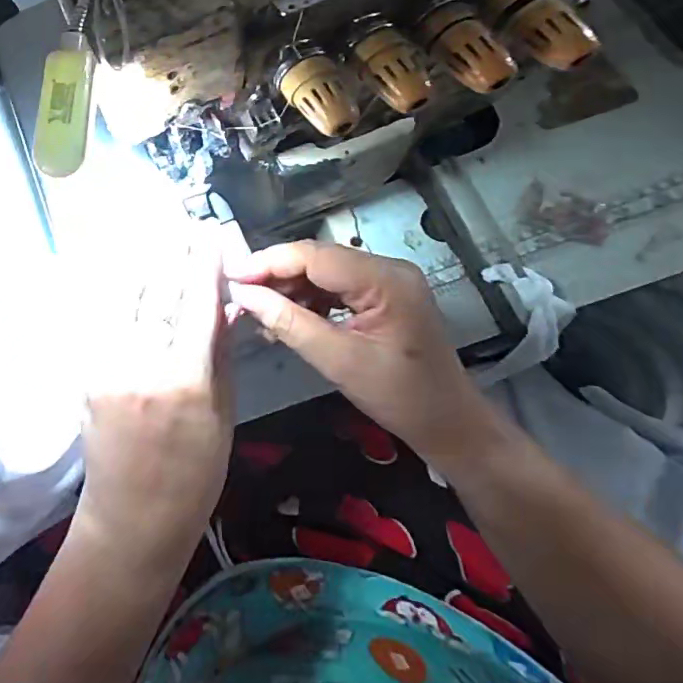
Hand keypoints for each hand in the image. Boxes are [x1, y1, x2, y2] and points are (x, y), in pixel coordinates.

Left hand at [75, 233, 232, 566]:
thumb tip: (224, 307)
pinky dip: (120, 290)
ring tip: (157, 232)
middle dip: (175, 253)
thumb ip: (220, 356)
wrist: (132, 518)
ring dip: (145, 262)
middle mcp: (144, 365)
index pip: (198, 306)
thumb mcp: (222, 416)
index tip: (209, 234)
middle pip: (161, 294)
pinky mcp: (88, 372)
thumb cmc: (193, 477)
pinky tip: (128, 268)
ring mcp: (109, 366)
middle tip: (185, 224)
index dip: (205, 264)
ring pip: (128, 300)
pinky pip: (106, 320)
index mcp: (187, 381)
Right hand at [226, 241, 503, 464]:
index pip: (314, 256)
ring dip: (289, 289)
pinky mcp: (381, 294)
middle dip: (275, 275)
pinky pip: (334, 286)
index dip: (269, 263)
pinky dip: (308, 299)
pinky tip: (286, 318)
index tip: (232, 278)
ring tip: (260, 313)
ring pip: (322, 271)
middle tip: (239, 295)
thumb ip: (289, 323)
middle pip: (317, 259)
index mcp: (386, 280)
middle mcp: (387, 268)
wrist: (450, 425)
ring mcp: (386, 280)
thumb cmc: (400, 398)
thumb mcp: (338, 362)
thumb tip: (243, 295)